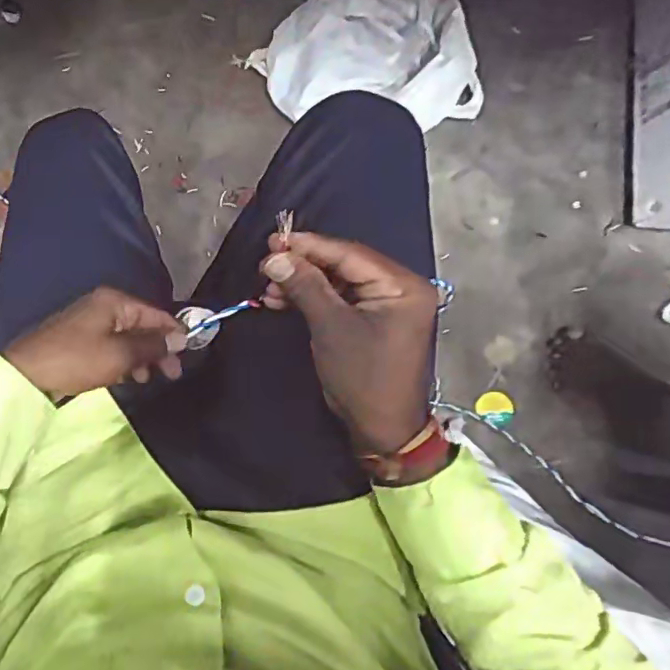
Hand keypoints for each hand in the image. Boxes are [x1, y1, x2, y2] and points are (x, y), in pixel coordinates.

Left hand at [2, 287, 186, 399]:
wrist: (27, 374)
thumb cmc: (76, 360)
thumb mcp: (120, 354)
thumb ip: (152, 345)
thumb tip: (180, 338)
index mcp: (113, 301)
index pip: (155, 313)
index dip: (174, 333)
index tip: (187, 356)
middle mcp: (103, 306)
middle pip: (142, 325)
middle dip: (158, 348)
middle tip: (171, 374)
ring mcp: (90, 323)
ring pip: (128, 338)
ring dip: (141, 357)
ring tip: (148, 378)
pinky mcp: (81, 341)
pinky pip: (112, 348)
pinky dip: (124, 361)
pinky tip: (128, 378)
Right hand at [259, 231, 437, 454]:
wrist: (382, 428)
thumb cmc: (362, 377)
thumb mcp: (331, 328)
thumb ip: (305, 286)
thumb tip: (275, 257)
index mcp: (402, 285)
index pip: (350, 254)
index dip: (309, 246)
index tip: (274, 240)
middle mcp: (400, 287)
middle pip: (343, 265)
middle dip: (303, 265)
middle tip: (268, 263)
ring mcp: (387, 304)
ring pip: (338, 281)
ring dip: (303, 282)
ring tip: (270, 286)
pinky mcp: (373, 319)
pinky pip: (340, 299)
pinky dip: (313, 298)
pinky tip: (284, 299)